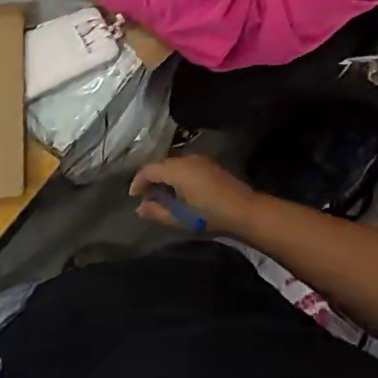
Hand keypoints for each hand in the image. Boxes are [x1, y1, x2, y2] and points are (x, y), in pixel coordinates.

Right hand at [130, 155, 262, 233]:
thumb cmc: (209, 214)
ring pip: (175, 164)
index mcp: (176, 169)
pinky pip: (187, 166)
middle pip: (162, 165)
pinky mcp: (211, 165)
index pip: (149, 170)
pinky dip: (178, 176)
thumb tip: (140, 208)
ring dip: (165, 177)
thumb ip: (157, 212)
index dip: (138, 182)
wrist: (244, 210)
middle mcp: (187, 159)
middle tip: (146, 196)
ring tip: (162, 195)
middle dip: (151, 179)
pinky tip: (180, 191)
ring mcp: (200, 160)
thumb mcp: (180, 218)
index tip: (133, 196)